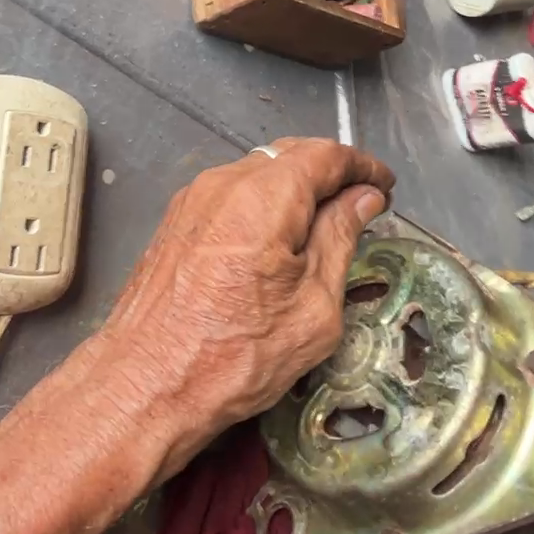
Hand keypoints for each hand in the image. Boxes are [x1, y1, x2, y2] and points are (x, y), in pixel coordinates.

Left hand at [93, 138, 393, 475]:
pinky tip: (276, 234)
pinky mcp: (177, 217)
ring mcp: (193, 197)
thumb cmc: (237, 355)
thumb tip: (363, 198)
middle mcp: (223, 183)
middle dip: (329, 170)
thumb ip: (339, 239)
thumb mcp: (313, 306)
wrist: (148, 379)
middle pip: (287, 153)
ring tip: (322, 222)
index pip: (324, 154)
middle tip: (361, 201)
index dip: (362, 165)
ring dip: (293, 185)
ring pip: (256, 170)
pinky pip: (230, 191)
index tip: (384, 184)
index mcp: (263, 197)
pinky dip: (262, 199)